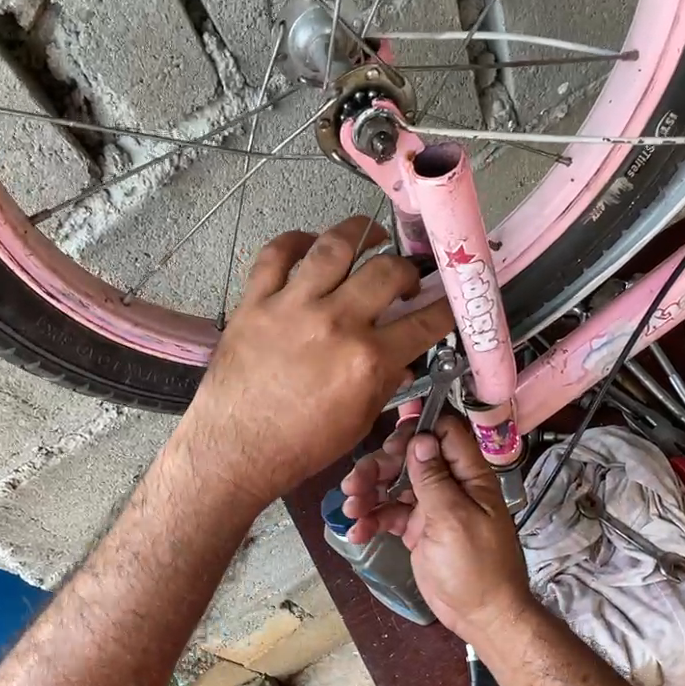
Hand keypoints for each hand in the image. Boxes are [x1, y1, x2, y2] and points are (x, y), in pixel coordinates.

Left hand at [176, 216, 453, 507]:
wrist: (235, 451)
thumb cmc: (299, 447)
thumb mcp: (358, 422)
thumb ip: (384, 383)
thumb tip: (400, 358)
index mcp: (367, 360)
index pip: (423, 321)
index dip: (445, 306)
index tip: (450, 299)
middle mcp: (335, 324)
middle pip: (386, 270)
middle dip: (407, 270)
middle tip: (405, 280)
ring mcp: (292, 307)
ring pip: (335, 246)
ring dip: (360, 234)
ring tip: (371, 237)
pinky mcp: (255, 302)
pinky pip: (276, 254)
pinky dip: (296, 241)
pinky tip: (310, 244)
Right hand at [341, 416, 534, 638]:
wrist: (480, 615)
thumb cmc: (477, 568)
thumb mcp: (454, 519)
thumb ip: (434, 479)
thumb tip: (421, 438)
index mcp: (468, 476)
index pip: (444, 434)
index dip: (415, 431)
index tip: (389, 443)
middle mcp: (449, 485)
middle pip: (409, 459)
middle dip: (379, 467)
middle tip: (355, 484)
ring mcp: (431, 508)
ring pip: (393, 485)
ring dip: (368, 493)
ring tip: (350, 510)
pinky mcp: (416, 530)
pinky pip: (389, 515)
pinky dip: (371, 520)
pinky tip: (357, 533)